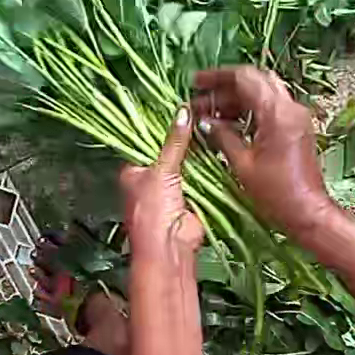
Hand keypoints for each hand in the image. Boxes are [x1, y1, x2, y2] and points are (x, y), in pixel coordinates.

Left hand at [121, 104, 203, 260]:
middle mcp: (152, 178)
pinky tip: (220, 151)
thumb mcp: (161, 170)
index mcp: (134, 170)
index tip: (182, 108)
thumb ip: (175, 142)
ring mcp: (174, 188)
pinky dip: (211, 168)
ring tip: (214, 128)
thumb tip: (183, 111)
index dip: (164, 126)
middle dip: (186, 140)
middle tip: (202, 115)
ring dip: (200, 154)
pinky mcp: (194, 197)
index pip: (148, 141)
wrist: (170, 246)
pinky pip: (204, 177)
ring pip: (189, 164)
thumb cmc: (152, 211)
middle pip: (172, 152)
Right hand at [191, 67, 338, 239]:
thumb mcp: (242, 164)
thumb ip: (222, 136)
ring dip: (237, 99)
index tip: (195, 82)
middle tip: (202, 96)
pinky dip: (251, 111)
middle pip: (255, 81)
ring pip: (263, 93)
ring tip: (211, 113)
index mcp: (277, 113)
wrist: (308, 211)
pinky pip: (272, 108)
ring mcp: (297, 117)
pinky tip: (230, 123)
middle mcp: (290, 108)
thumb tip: (204, 121)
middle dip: (226, 86)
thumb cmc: (276, 193)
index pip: (244, 78)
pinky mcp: (298, 128)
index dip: (217, 77)